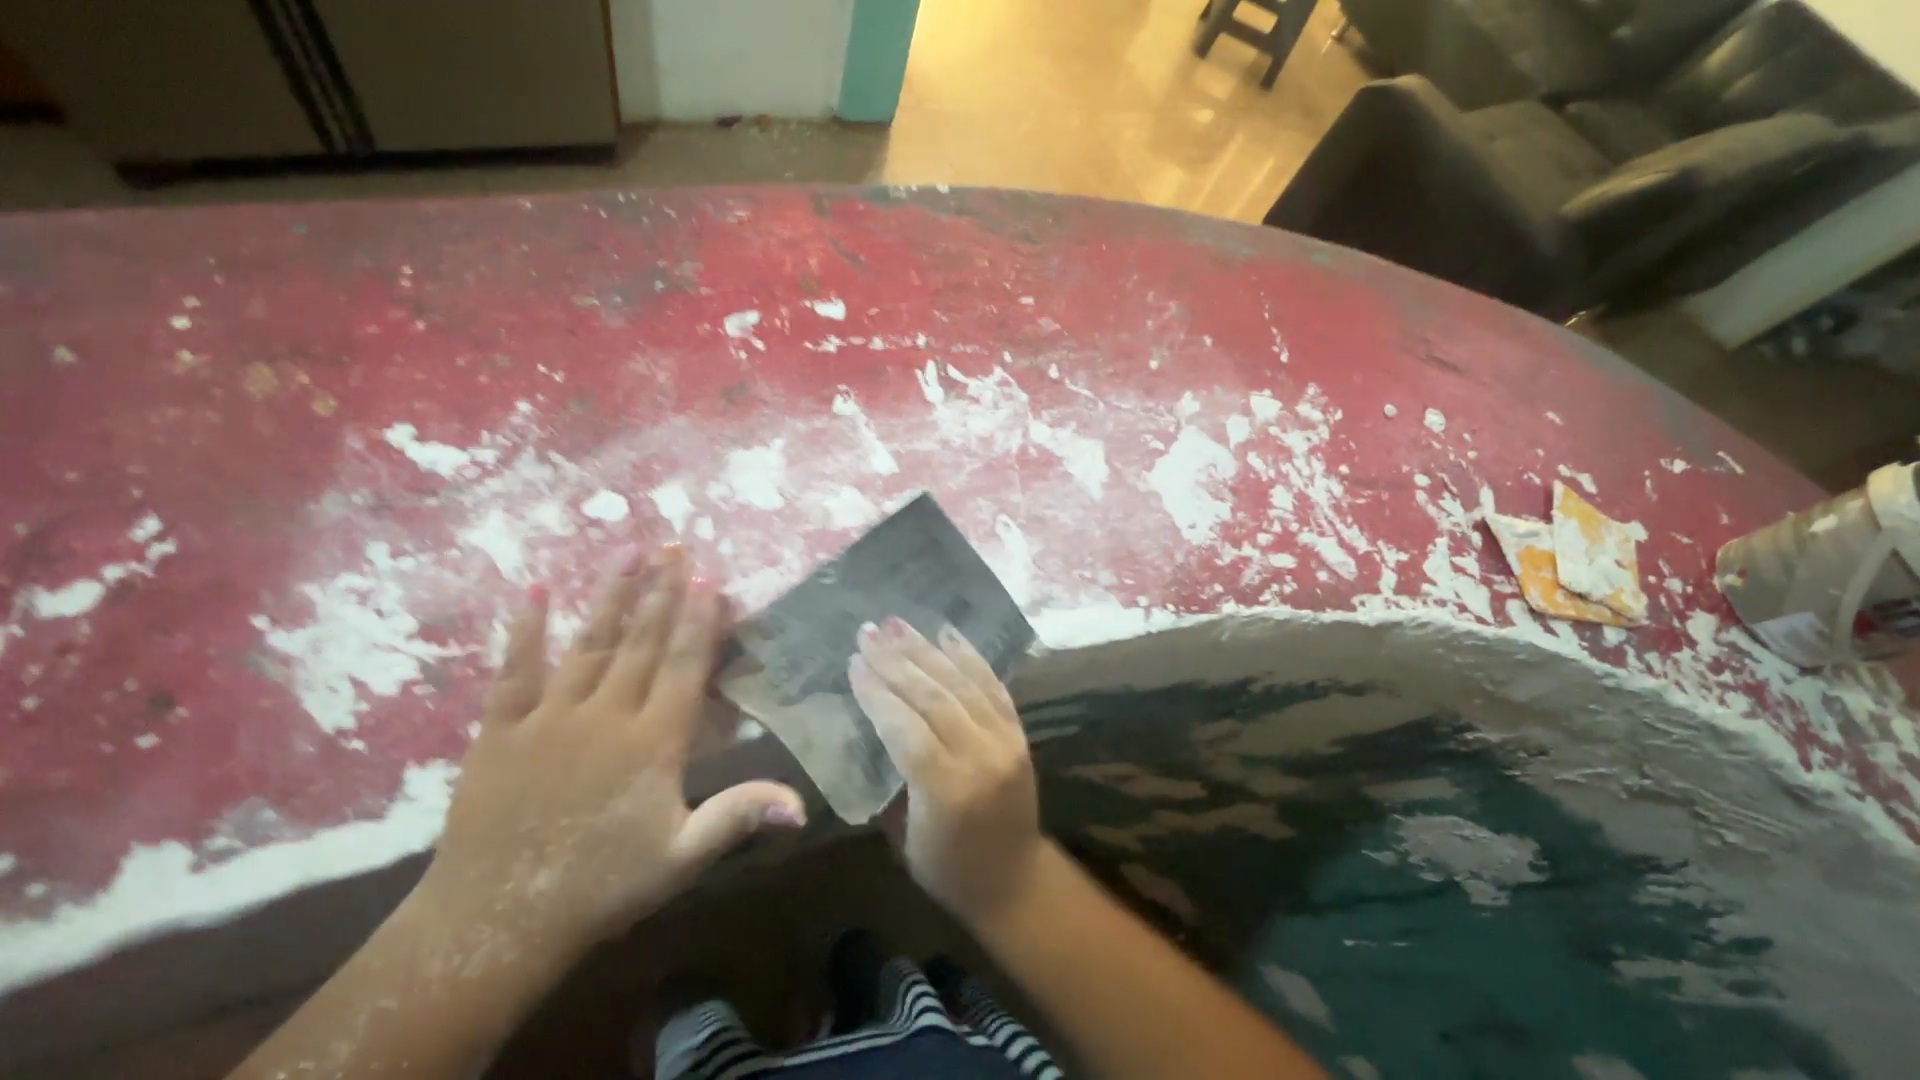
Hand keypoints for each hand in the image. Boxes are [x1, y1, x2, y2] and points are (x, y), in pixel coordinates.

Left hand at [420, 545, 806, 955]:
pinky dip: (524, 631)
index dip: (700, 622)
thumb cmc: (600, 889)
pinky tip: (532, 592)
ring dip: (611, 596)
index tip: (711, 580)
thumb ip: (737, 816)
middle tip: (676, 546)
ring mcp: (549, 718)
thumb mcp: (681, 858)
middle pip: (640, 642)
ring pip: (588, 644)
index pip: (683, 668)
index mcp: (652, 743)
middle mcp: (604, 716)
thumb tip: (801, 802)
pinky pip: (515, 671)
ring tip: (628, 552)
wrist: (497, 919)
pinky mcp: (502, 730)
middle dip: (662, 592)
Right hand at [848, 618, 1043, 926]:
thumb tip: (870, 722)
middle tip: (867, 631)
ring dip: (926, 650)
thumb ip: (890, 777)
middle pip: (933, 697)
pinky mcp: (1019, 735)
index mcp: (945, 790)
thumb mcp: (903, 833)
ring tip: (896, 624)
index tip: (854, 662)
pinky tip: (947, 634)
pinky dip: (970, 658)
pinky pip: (993, 687)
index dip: (877, 692)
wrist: (1015, 882)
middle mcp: (980, 758)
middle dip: (896, 660)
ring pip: (962, 684)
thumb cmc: (946, 868)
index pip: (904, 727)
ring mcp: (1005, 742)